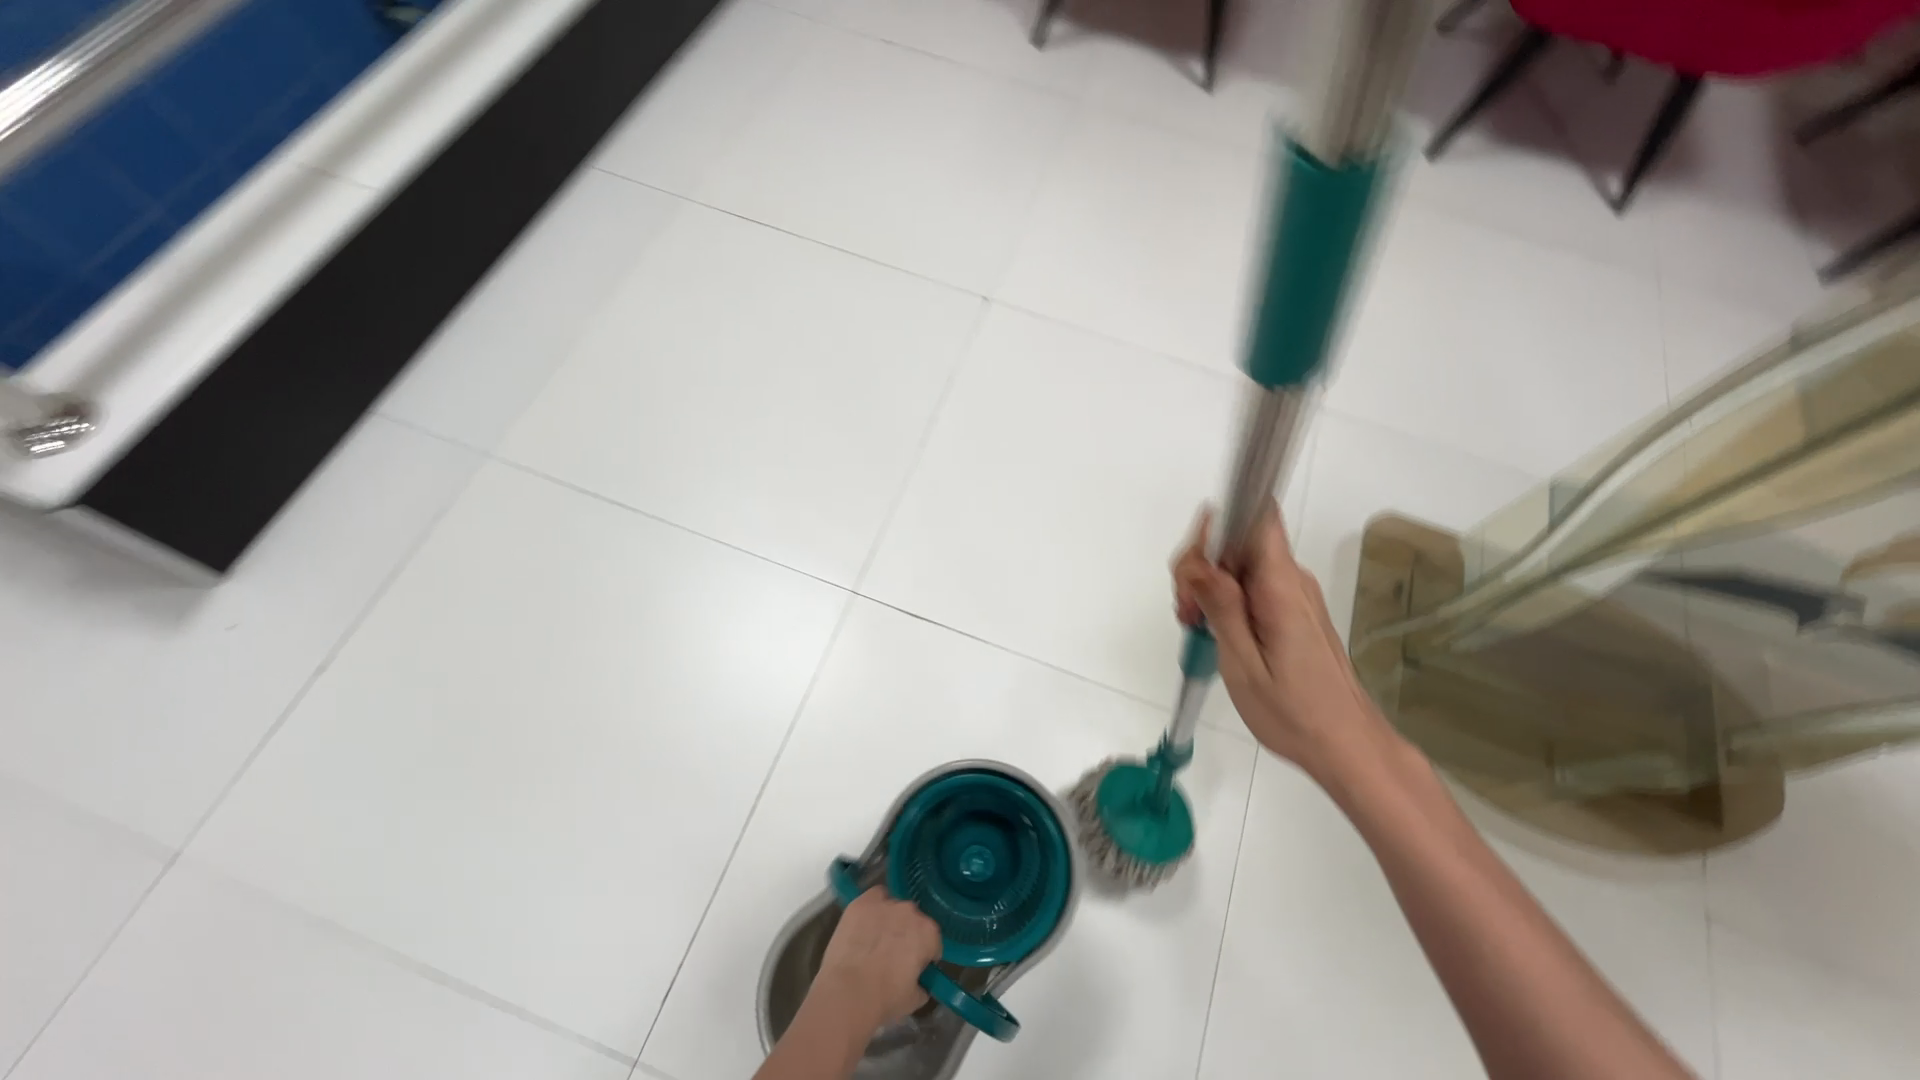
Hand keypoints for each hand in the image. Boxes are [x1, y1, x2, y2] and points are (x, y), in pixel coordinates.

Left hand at [812, 887, 942, 1030]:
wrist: (847, 993)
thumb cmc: (884, 999)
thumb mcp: (914, 999)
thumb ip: (923, 984)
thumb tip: (920, 982)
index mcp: (929, 933)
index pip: (932, 940)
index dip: (924, 954)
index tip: (914, 967)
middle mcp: (911, 911)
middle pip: (913, 920)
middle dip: (907, 934)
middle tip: (894, 955)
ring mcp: (886, 903)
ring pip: (894, 907)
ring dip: (890, 920)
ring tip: (875, 941)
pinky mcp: (862, 902)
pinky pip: (874, 896)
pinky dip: (873, 907)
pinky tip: (865, 923)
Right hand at [1172, 504, 1396, 780]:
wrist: (1346, 745)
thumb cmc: (1291, 711)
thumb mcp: (1242, 663)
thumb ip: (1221, 604)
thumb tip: (1199, 555)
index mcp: (1280, 586)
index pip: (1254, 518)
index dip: (1216, 529)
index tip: (1193, 573)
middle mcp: (1291, 579)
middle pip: (1237, 541)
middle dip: (1201, 566)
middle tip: (1189, 616)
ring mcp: (1293, 593)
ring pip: (1240, 564)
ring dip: (1209, 587)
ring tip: (1200, 631)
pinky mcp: (1292, 609)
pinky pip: (1251, 586)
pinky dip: (1226, 601)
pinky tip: (1217, 634)